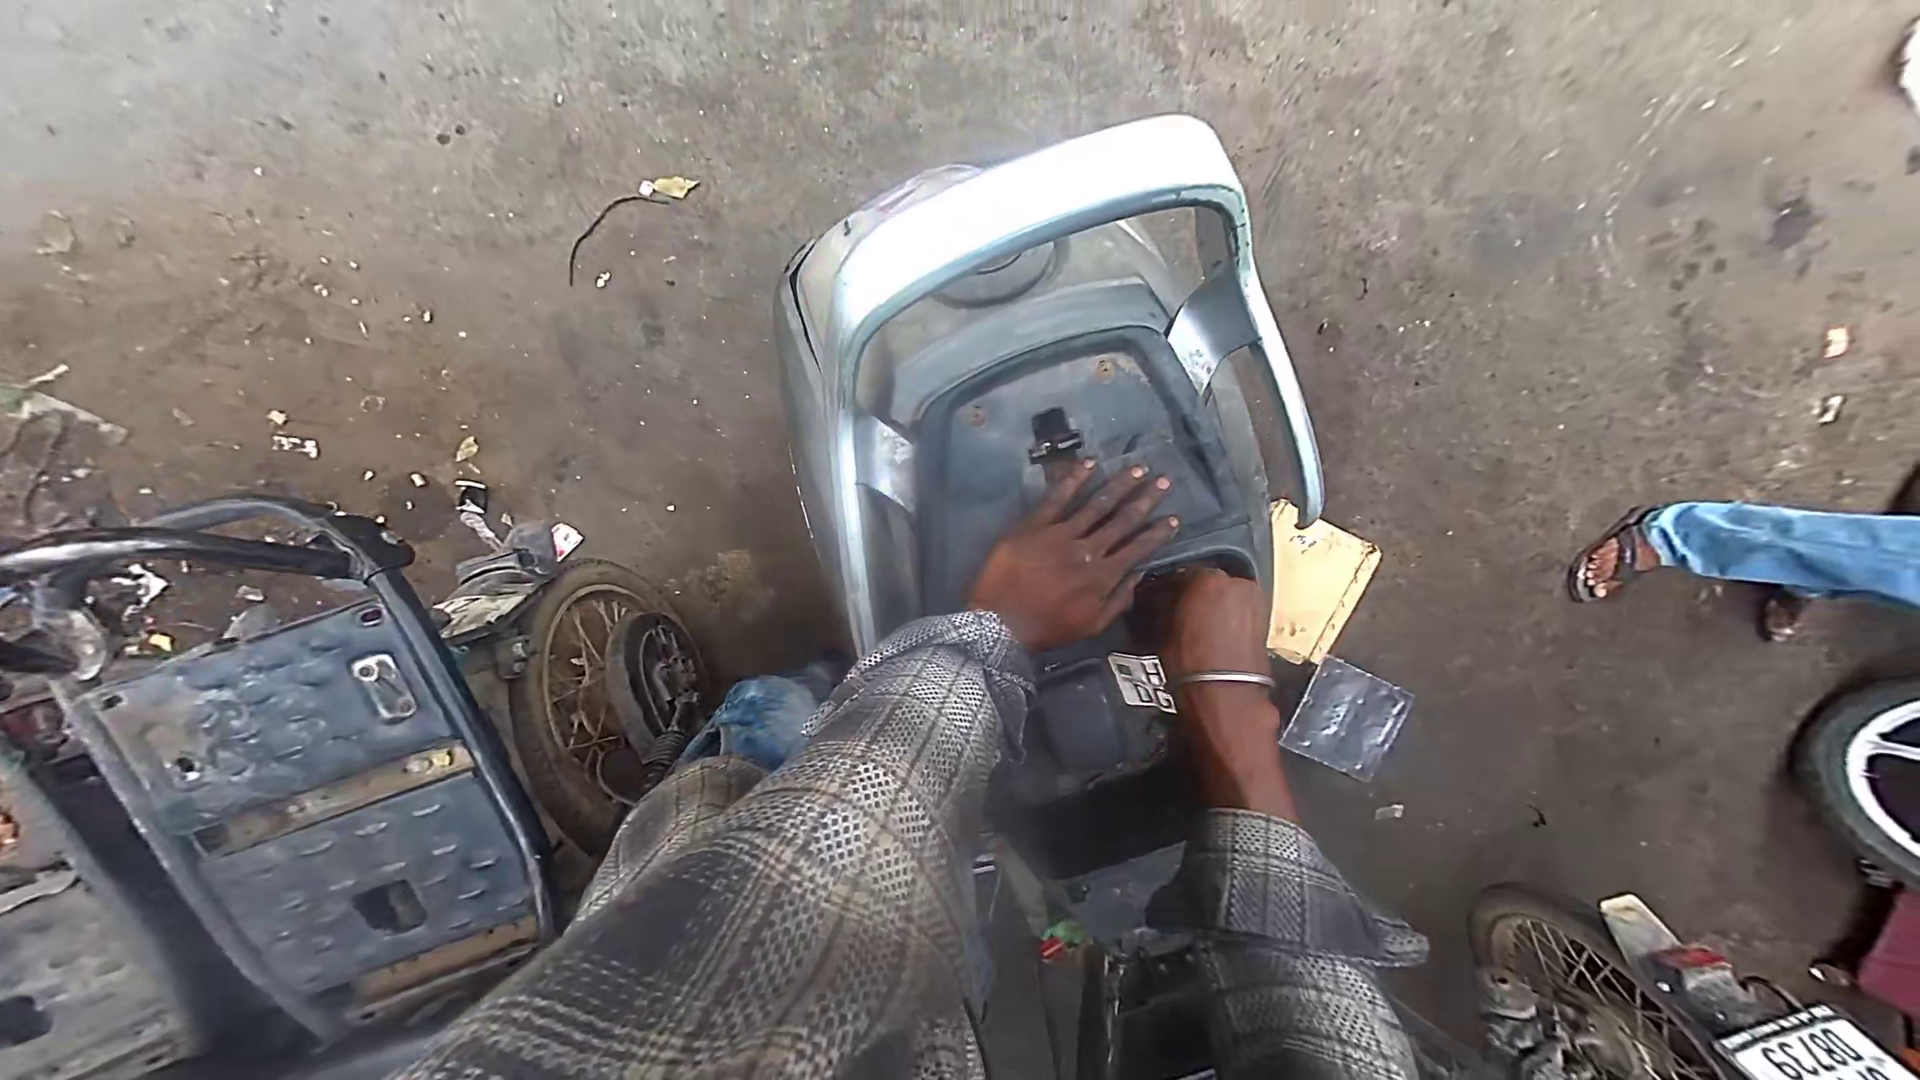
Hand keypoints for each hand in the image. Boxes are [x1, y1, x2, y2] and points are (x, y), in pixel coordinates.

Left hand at [966, 460, 1178, 652]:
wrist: (1000, 623)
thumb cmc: (1047, 627)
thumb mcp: (1091, 625)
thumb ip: (1118, 600)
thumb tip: (1140, 573)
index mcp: (1103, 576)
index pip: (1138, 548)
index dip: (1157, 532)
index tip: (1173, 518)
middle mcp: (1087, 550)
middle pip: (1122, 519)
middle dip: (1145, 499)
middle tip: (1163, 480)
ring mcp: (1060, 534)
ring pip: (1096, 504)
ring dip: (1119, 484)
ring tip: (1138, 468)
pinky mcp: (1034, 525)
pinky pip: (1057, 497)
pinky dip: (1074, 478)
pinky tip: (1089, 463)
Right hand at [1163, 568, 1294, 819]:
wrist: (1225, 697)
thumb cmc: (1187, 660)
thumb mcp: (1163, 628)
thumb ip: (1163, 604)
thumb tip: (1157, 596)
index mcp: (1208, 577)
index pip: (1180, 573)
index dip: (1167, 586)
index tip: (1157, 598)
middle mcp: (1237, 582)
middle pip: (1208, 581)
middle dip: (1193, 593)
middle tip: (1174, 609)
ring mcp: (1255, 601)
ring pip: (1225, 596)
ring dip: (1210, 605)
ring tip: (1191, 624)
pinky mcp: (1265, 621)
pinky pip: (1237, 611)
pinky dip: (1224, 617)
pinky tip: (1209, 633)